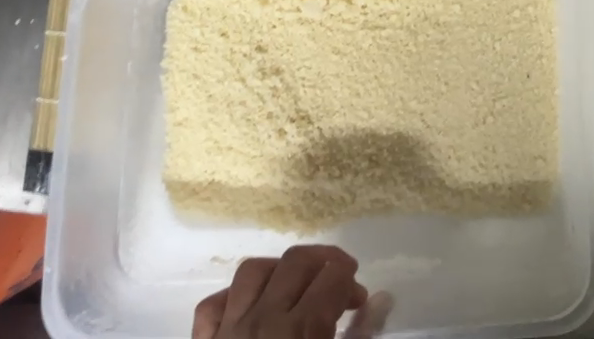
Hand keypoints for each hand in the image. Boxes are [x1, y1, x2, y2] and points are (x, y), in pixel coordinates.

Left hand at [193, 245, 370, 338]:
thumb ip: (361, 335)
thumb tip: (382, 300)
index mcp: (302, 329)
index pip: (333, 275)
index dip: (351, 280)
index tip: (359, 300)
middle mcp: (264, 320)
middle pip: (296, 261)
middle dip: (323, 263)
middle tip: (337, 285)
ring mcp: (228, 331)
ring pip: (252, 271)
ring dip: (279, 272)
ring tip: (295, 289)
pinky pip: (212, 307)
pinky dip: (232, 300)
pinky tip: (249, 310)